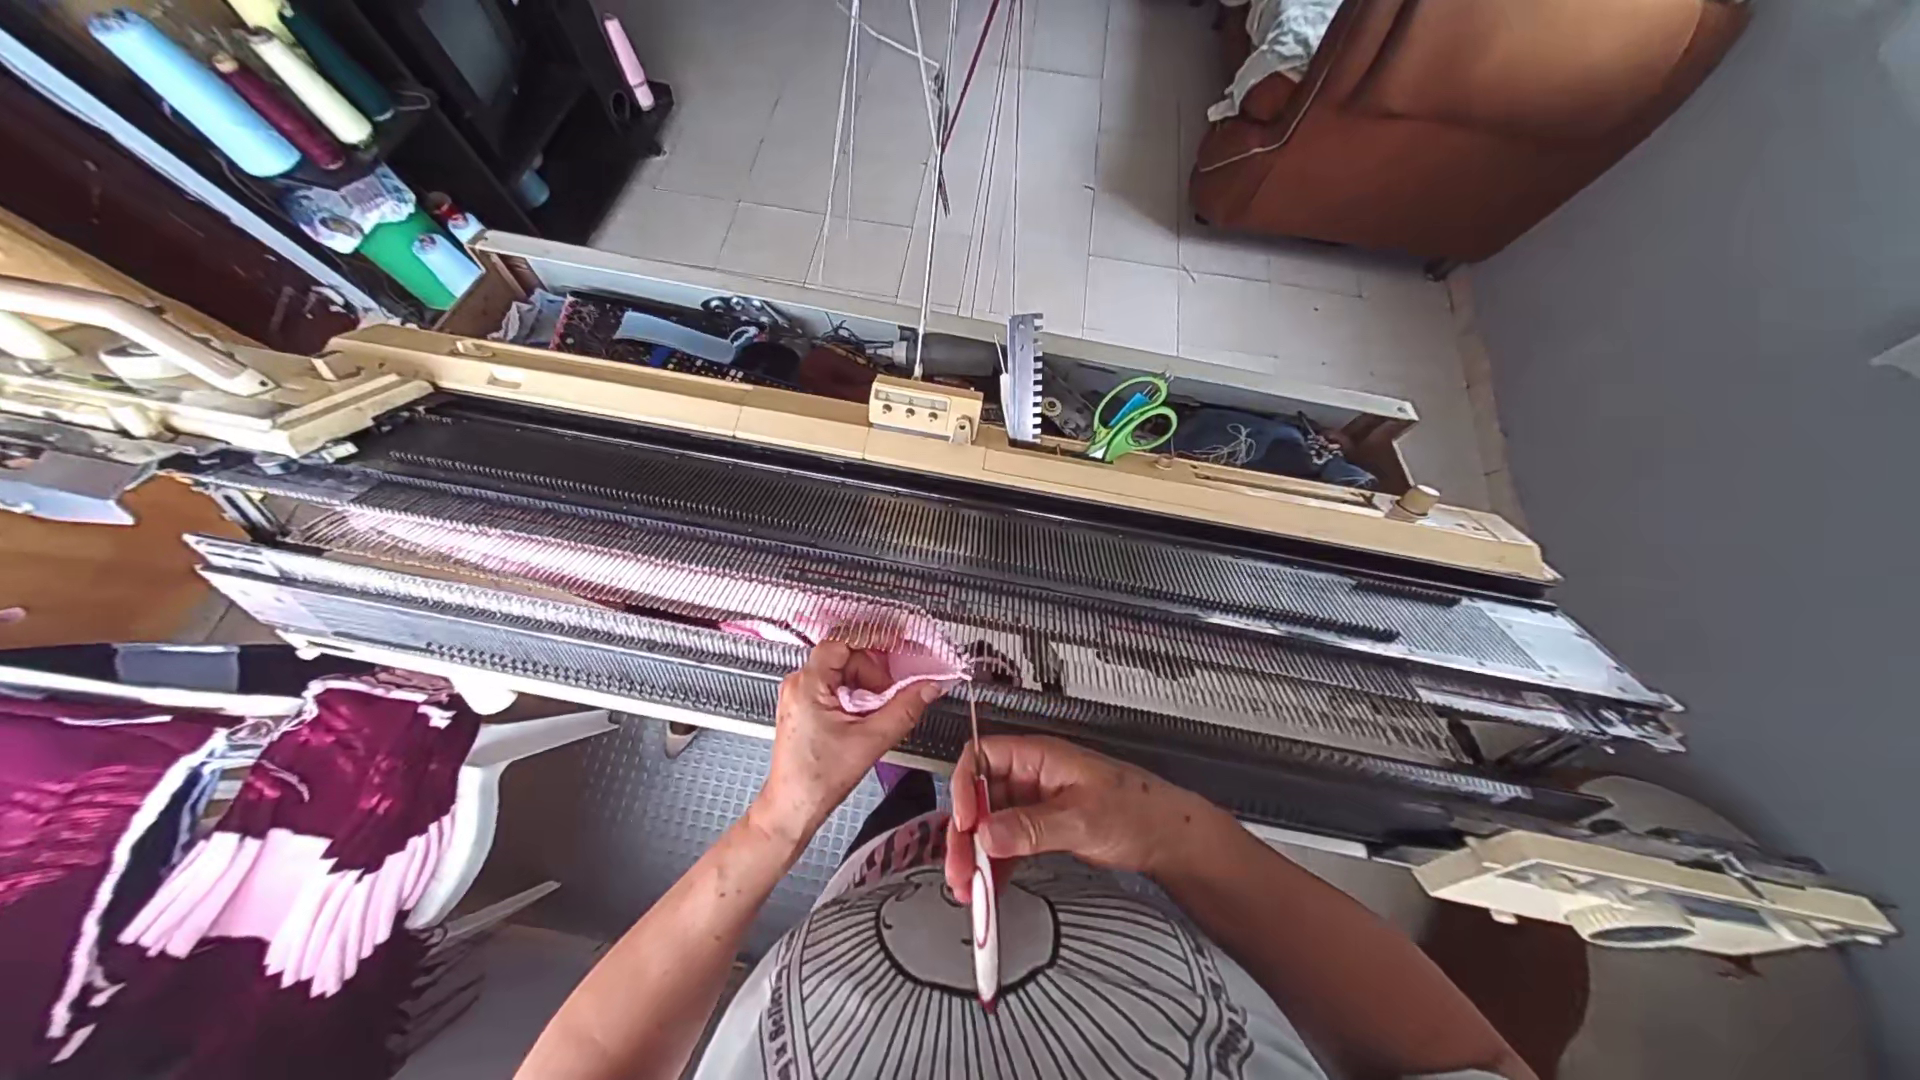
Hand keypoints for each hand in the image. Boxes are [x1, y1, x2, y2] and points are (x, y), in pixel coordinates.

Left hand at [751, 642, 946, 846]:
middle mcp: (799, 684)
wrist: (793, 808)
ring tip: (877, 712)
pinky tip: (866, 717)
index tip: (895, 643)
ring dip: (866, 686)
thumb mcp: (871, 741)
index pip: (842, 642)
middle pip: (846, 657)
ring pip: (842, 672)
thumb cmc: (817, 779)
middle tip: (890, 695)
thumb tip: (927, 688)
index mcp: (808, 685)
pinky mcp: (805, 707)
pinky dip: (856, 696)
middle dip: (873, 673)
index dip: (871, 640)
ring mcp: (800, 695)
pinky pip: (836, 687)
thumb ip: (904, 709)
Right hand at [943, 734, 1227, 901]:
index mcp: (1038, 756)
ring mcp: (1033, 802)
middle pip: (979, 796)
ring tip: (968, 888)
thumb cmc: (1136, 809)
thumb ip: (1031, 826)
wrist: (1167, 836)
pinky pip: (1005, 843)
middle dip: (964, 833)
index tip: (962, 822)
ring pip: (988, 823)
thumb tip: (986, 833)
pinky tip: (988, 888)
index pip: (983, 757)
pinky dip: (994, 865)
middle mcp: (1030, 775)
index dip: (965, 786)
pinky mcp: (1039, 828)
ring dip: (974, 855)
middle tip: (959, 869)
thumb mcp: (1082, 818)